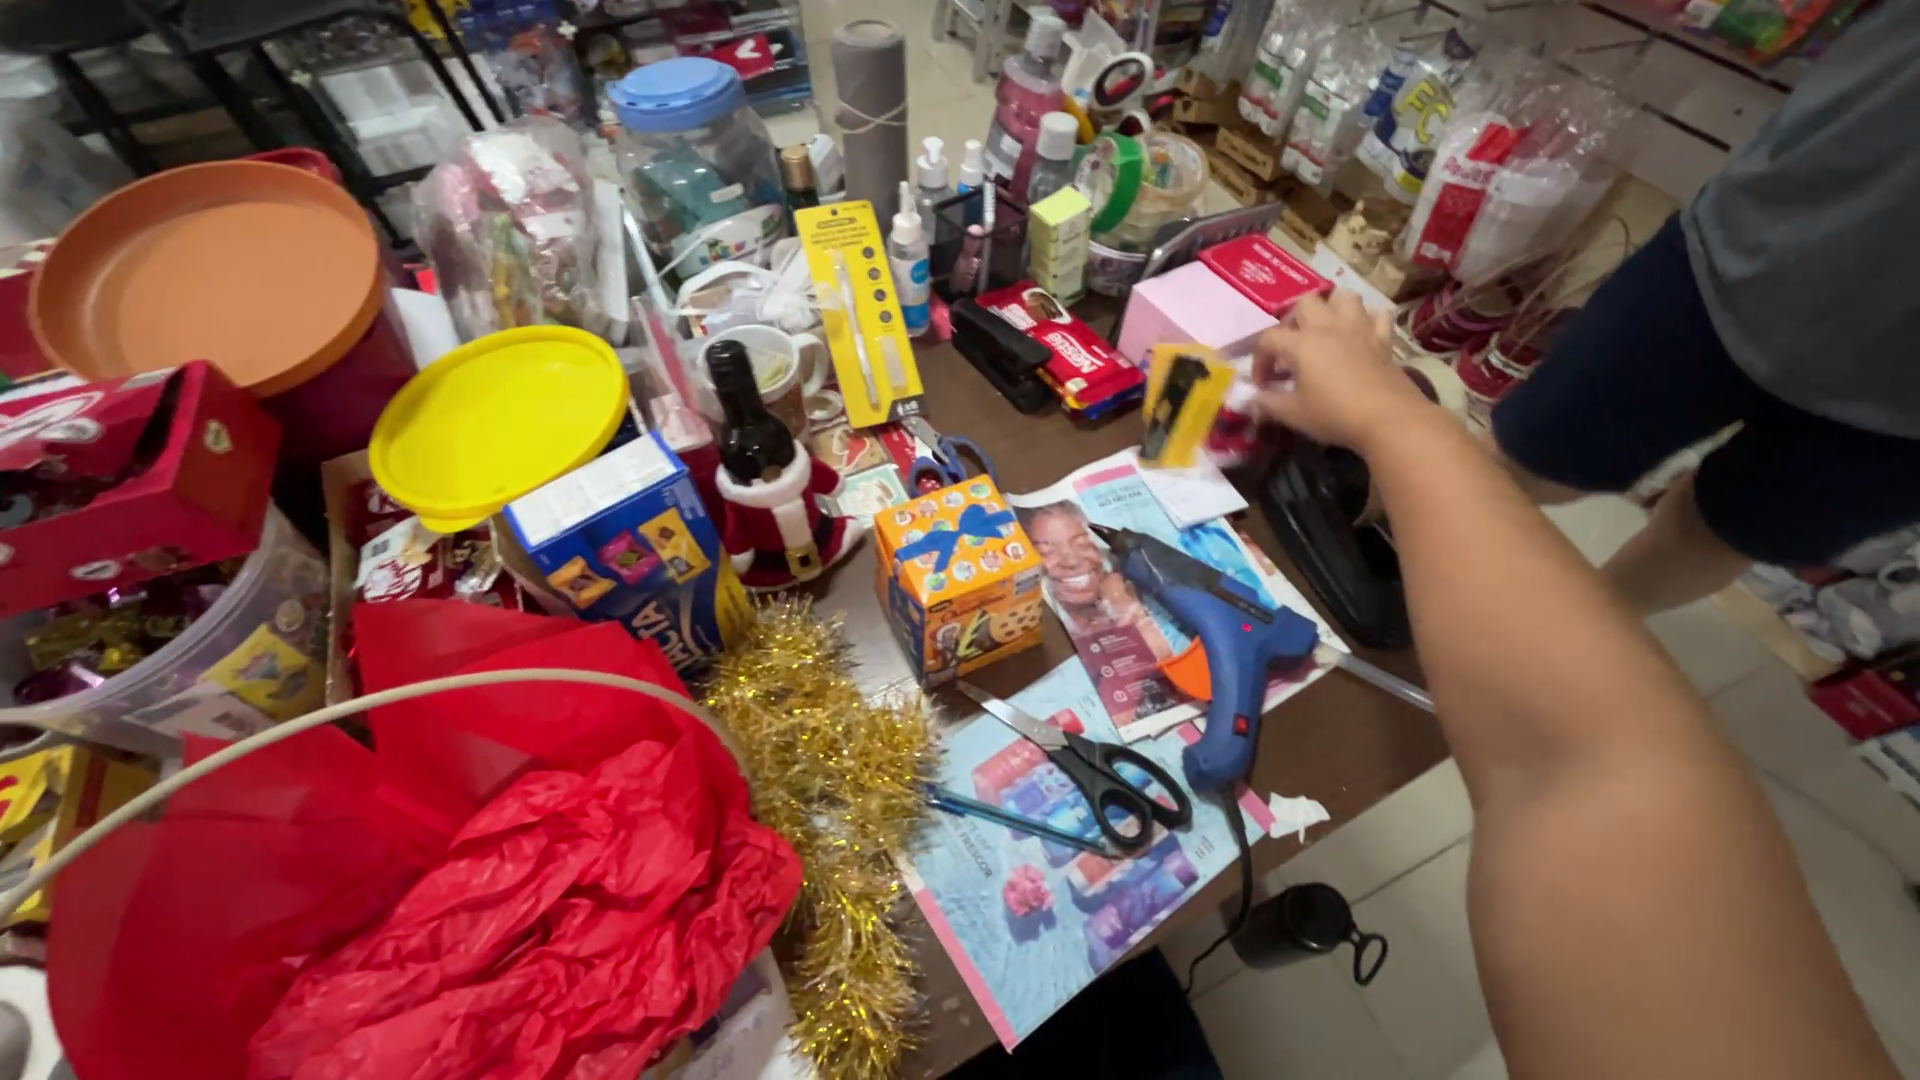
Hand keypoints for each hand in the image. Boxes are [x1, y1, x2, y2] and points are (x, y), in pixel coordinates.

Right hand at [1251, 291, 1432, 453]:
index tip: (1263, 384)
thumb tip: (1249, 402)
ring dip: (1330, 310)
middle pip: (1304, 303)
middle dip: (1292, 322)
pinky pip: (1377, 315)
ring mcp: (1359, 329)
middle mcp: (1329, 327)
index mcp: (1302, 344)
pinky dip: (1367, 320)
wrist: (1388, 419)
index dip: (1259, 360)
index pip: (1268, 339)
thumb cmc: (1334, 414)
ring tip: (1324, 332)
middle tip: (1290, 348)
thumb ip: (1267, 404)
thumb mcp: (1292, 414)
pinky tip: (1360, 336)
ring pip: (1343, 297)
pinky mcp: (1383, 339)